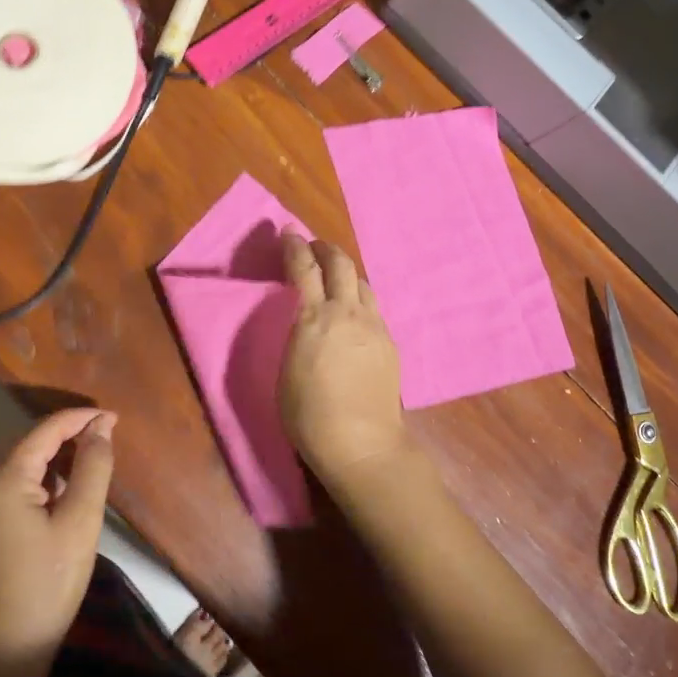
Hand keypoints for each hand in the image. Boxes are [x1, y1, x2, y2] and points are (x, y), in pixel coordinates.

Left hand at [0, 408, 116, 676]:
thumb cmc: (47, 586)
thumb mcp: (80, 525)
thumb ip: (92, 467)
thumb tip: (101, 426)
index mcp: (2, 479)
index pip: (45, 431)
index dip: (79, 419)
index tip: (111, 417)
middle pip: (23, 449)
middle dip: (60, 444)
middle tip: (96, 454)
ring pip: (6, 473)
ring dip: (39, 471)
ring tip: (70, 491)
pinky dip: (17, 493)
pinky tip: (38, 517)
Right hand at [279, 233, 408, 482]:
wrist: (362, 444)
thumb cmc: (309, 415)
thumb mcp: (287, 370)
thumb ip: (298, 336)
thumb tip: (307, 323)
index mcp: (315, 318)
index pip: (304, 268)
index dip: (295, 246)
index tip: (288, 232)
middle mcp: (348, 313)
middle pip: (342, 265)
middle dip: (326, 249)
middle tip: (314, 247)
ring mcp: (374, 327)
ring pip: (363, 285)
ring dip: (347, 275)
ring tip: (336, 280)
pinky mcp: (390, 344)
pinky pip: (374, 310)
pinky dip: (360, 302)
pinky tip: (354, 318)